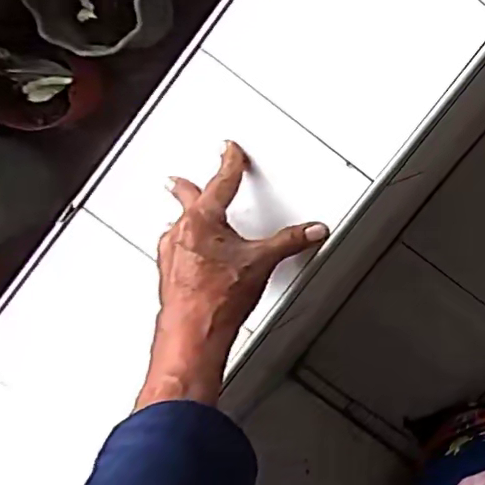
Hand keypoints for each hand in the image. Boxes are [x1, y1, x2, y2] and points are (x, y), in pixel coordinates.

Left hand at [139, 141, 327, 407]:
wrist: (193, 333)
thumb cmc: (217, 297)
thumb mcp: (264, 261)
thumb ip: (291, 240)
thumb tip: (313, 230)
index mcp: (202, 222)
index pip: (220, 184)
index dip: (229, 164)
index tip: (229, 150)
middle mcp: (181, 234)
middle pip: (189, 202)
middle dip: (190, 188)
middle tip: (182, 179)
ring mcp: (172, 256)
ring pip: (179, 225)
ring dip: (186, 216)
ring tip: (189, 214)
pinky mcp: (171, 275)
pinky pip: (178, 248)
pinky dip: (187, 241)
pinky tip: (196, 253)